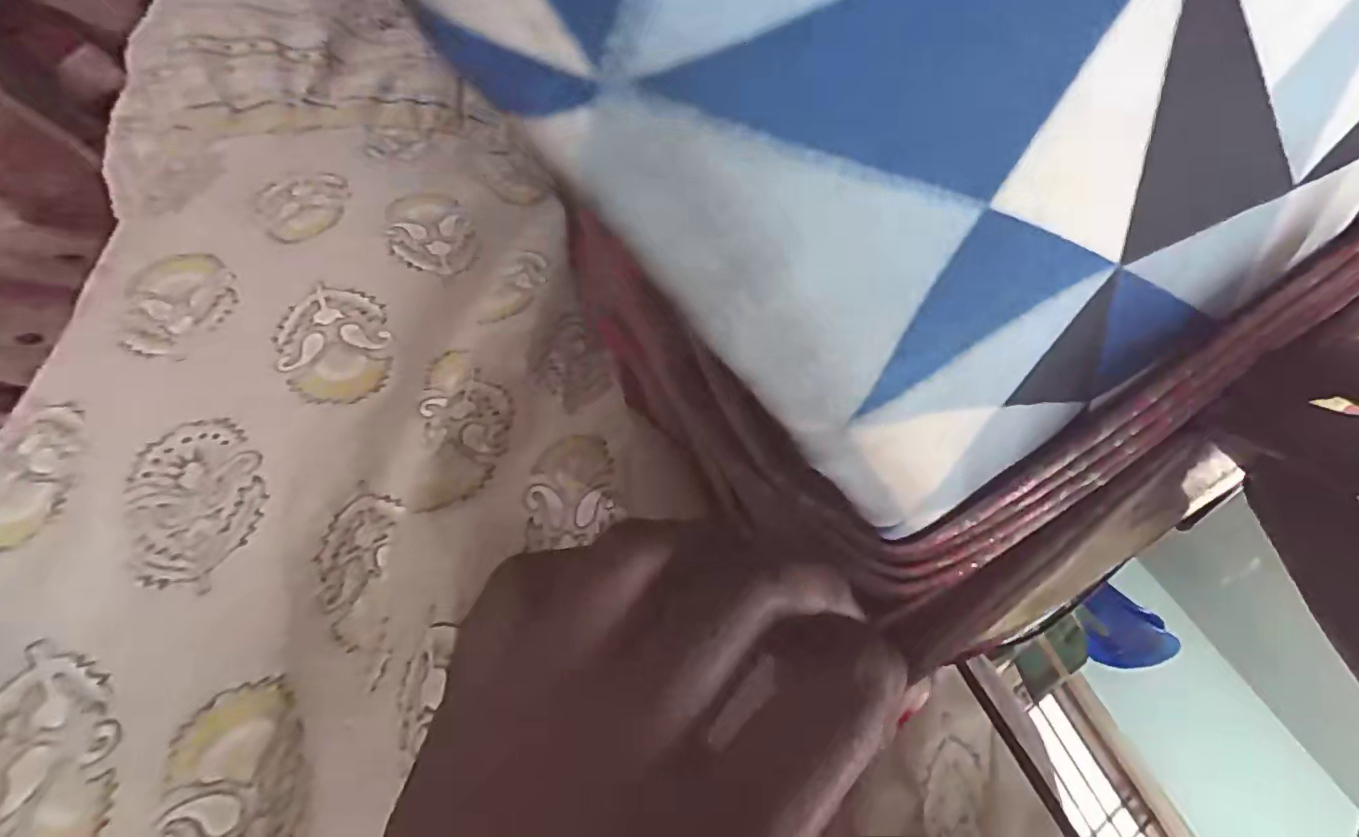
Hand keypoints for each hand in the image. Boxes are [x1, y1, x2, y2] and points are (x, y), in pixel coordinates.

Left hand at [385, 520, 906, 836]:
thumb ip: (836, 793)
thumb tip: (892, 688)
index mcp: (716, 835)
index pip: (842, 699)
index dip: (881, 667)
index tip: (879, 664)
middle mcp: (621, 748)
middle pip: (748, 594)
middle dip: (815, 585)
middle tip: (827, 608)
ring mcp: (532, 701)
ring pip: (644, 551)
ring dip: (712, 552)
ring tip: (737, 579)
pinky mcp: (467, 685)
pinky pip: (540, 574)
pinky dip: (591, 571)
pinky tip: (623, 604)